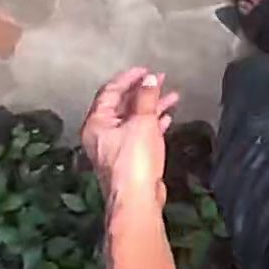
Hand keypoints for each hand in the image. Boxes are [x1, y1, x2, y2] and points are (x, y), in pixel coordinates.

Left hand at [81, 67, 179, 203]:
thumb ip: (146, 97)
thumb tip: (150, 79)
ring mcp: (115, 146)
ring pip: (134, 118)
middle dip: (142, 91)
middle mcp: (102, 133)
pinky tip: (167, 117)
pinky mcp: (129, 157)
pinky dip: (153, 122)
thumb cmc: (134, 159)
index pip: (110, 92)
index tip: (145, 69)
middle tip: (159, 79)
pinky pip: (140, 131)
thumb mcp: (142, 122)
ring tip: (171, 95)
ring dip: (152, 105)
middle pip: (122, 104)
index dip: (128, 78)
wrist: (137, 198)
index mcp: (97, 123)